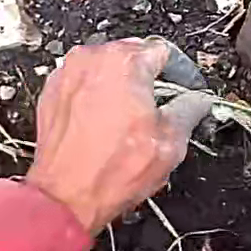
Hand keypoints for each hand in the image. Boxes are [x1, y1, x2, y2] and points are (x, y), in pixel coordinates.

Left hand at [25, 38, 214, 233]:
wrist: (64, 197)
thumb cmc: (112, 171)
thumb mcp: (171, 141)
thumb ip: (190, 109)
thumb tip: (197, 100)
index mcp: (126, 63)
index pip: (166, 52)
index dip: (183, 73)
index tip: (187, 90)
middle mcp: (93, 59)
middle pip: (135, 54)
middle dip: (152, 76)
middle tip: (164, 104)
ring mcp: (68, 74)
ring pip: (109, 66)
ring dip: (125, 83)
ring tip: (135, 115)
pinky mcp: (53, 91)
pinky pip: (86, 81)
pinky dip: (100, 93)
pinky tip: (109, 120)